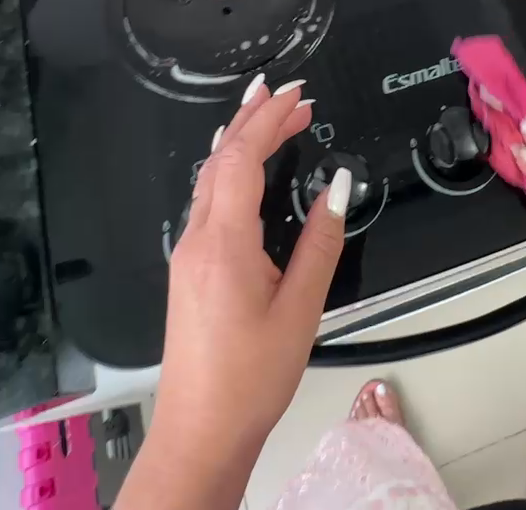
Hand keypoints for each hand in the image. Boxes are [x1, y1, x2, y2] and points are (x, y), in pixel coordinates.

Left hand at [151, 77, 349, 465]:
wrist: (199, 431)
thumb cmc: (252, 375)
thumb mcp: (301, 307)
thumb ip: (321, 241)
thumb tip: (338, 187)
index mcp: (224, 243)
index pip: (243, 159)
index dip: (270, 119)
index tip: (298, 93)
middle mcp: (197, 239)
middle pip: (221, 159)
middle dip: (255, 118)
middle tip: (289, 93)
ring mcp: (187, 253)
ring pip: (209, 177)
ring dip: (239, 139)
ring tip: (267, 112)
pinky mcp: (189, 267)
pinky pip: (206, 198)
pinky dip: (228, 167)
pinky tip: (239, 165)